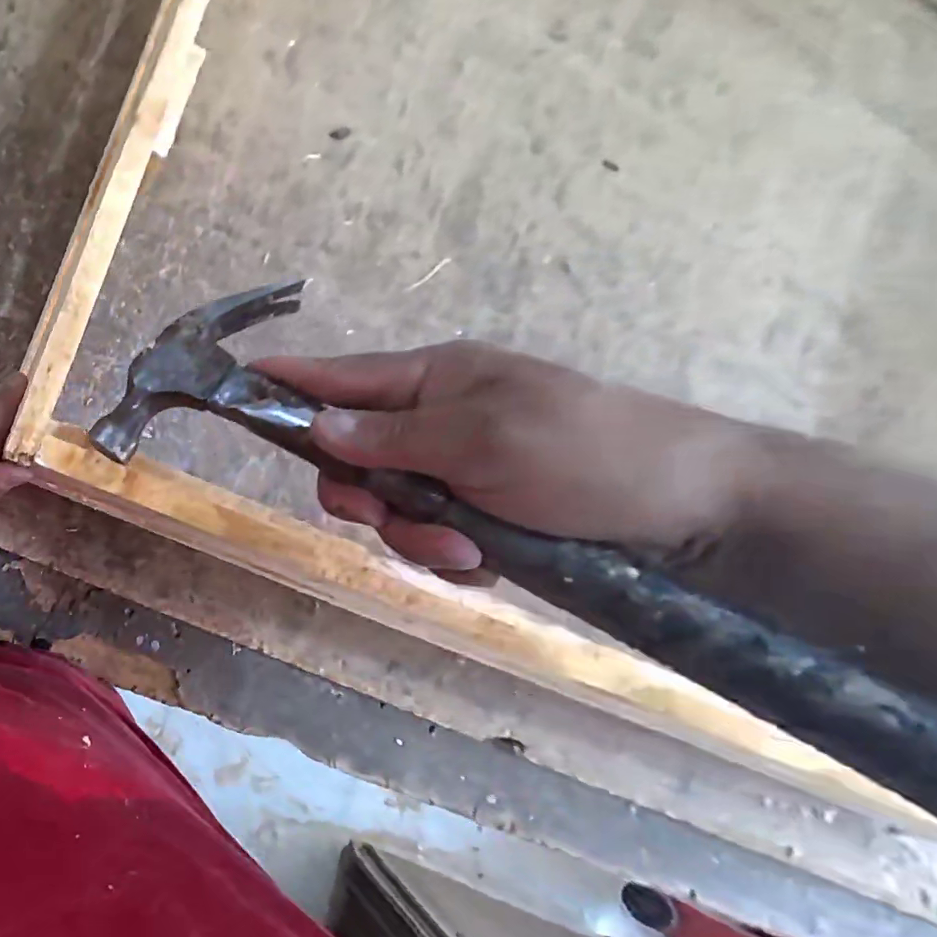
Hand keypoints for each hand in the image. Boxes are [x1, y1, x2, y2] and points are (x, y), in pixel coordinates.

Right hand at [253, 342, 765, 577]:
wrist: (699, 515)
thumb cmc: (590, 453)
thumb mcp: (484, 438)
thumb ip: (391, 435)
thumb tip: (316, 423)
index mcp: (431, 380)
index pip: (339, 376)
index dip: (286, 380)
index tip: (236, 382)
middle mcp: (429, 422)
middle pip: (346, 456)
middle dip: (361, 495)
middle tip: (390, 515)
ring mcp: (448, 468)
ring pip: (381, 505)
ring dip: (411, 534)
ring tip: (465, 549)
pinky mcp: (470, 511)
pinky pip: (421, 536)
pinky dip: (442, 554)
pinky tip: (484, 560)